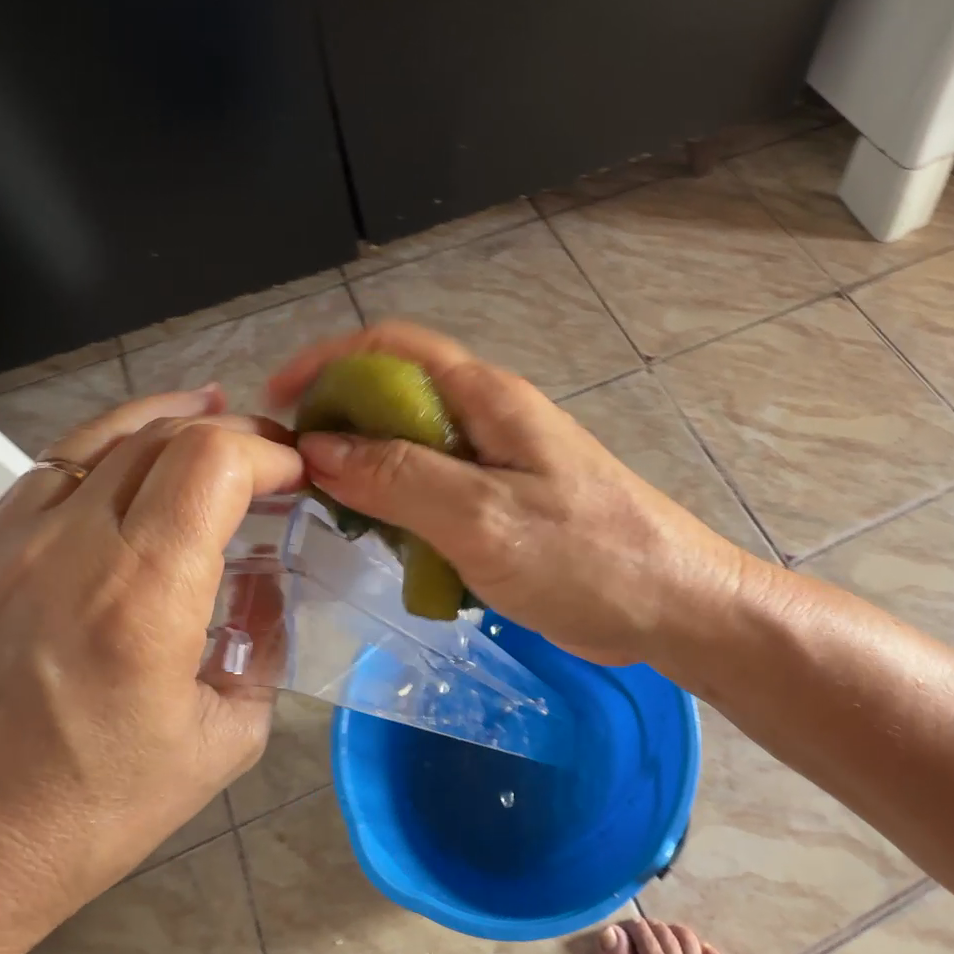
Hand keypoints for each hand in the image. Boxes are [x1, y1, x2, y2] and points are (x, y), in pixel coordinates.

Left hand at [0, 385, 302, 953]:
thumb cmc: (77, 820)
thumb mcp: (219, 745)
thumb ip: (262, 648)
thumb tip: (266, 586)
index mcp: (141, 596)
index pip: (213, 459)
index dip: (269, 451)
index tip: (299, 476)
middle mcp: (69, 549)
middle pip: (163, 434)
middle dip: (235, 432)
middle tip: (272, 459)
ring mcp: (7, 545)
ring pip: (100, 437)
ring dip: (170, 423)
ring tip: (213, 420)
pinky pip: (49, 474)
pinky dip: (107, 453)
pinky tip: (130, 473)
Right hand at [267, 322, 754, 667]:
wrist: (676, 606)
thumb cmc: (588, 557)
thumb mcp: (483, 518)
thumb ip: (399, 478)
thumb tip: (320, 447)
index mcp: (489, 399)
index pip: (393, 347)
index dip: (328, 360)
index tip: (276, 401)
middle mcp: (494, 419)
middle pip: (399, 397)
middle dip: (341, 424)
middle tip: (297, 476)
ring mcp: (505, 464)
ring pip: (417, 450)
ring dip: (372, 474)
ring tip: (334, 516)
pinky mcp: (512, 505)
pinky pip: (442, 493)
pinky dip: (407, 511)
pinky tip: (392, 548)